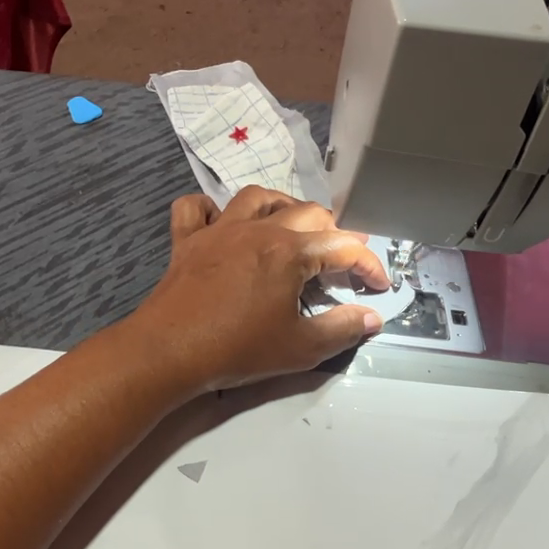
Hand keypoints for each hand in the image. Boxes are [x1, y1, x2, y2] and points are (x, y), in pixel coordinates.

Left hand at [112, 186, 389, 393]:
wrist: (168, 351)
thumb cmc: (237, 350)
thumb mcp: (301, 349)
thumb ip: (342, 329)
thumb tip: (371, 317)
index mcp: (289, 252)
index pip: (344, 247)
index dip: (369, 264)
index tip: (379, 286)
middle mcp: (257, 229)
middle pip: (307, 212)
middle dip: (333, 232)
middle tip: (341, 259)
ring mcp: (218, 230)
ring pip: (256, 197)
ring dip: (281, 207)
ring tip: (291, 229)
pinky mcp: (186, 240)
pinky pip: (196, 208)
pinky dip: (209, 209)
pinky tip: (220, 223)